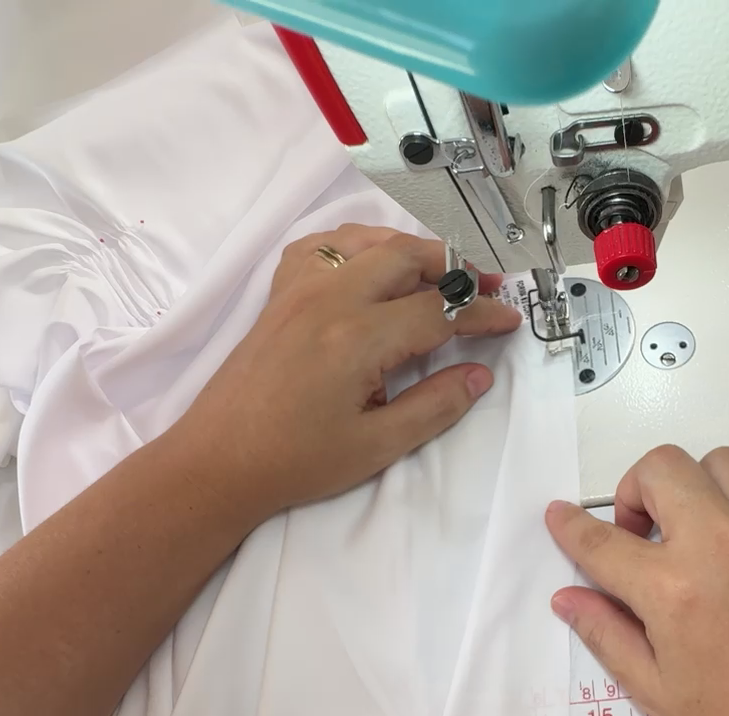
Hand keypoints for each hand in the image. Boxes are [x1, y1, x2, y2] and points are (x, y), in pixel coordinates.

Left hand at [170, 225, 520, 521]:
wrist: (218, 461)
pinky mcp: (280, 295)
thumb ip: (435, 407)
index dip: (481, 314)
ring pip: (367, 241)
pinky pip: (325, 246)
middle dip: (455, 267)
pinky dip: (360, 245)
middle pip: (405, 257)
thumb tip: (479, 377)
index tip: (509, 320)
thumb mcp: (378, 446)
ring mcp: (299, 290)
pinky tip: (373, 265)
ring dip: (412, 249)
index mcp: (358, 338)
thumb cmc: (298, 461)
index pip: (438, 310)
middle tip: (487, 288)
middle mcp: (329, 298)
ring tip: (441, 273)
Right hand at [546, 446, 728, 715]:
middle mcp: (721, 544)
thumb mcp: (659, 694)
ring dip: (694, 486)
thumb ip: (607, 635)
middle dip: (635, 491)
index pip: (603, 542)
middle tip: (640, 538)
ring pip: (722, 462)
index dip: (570, 526)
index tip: (558, 515)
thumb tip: (568, 598)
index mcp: (673, 590)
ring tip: (693, 531)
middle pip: (663, 468)